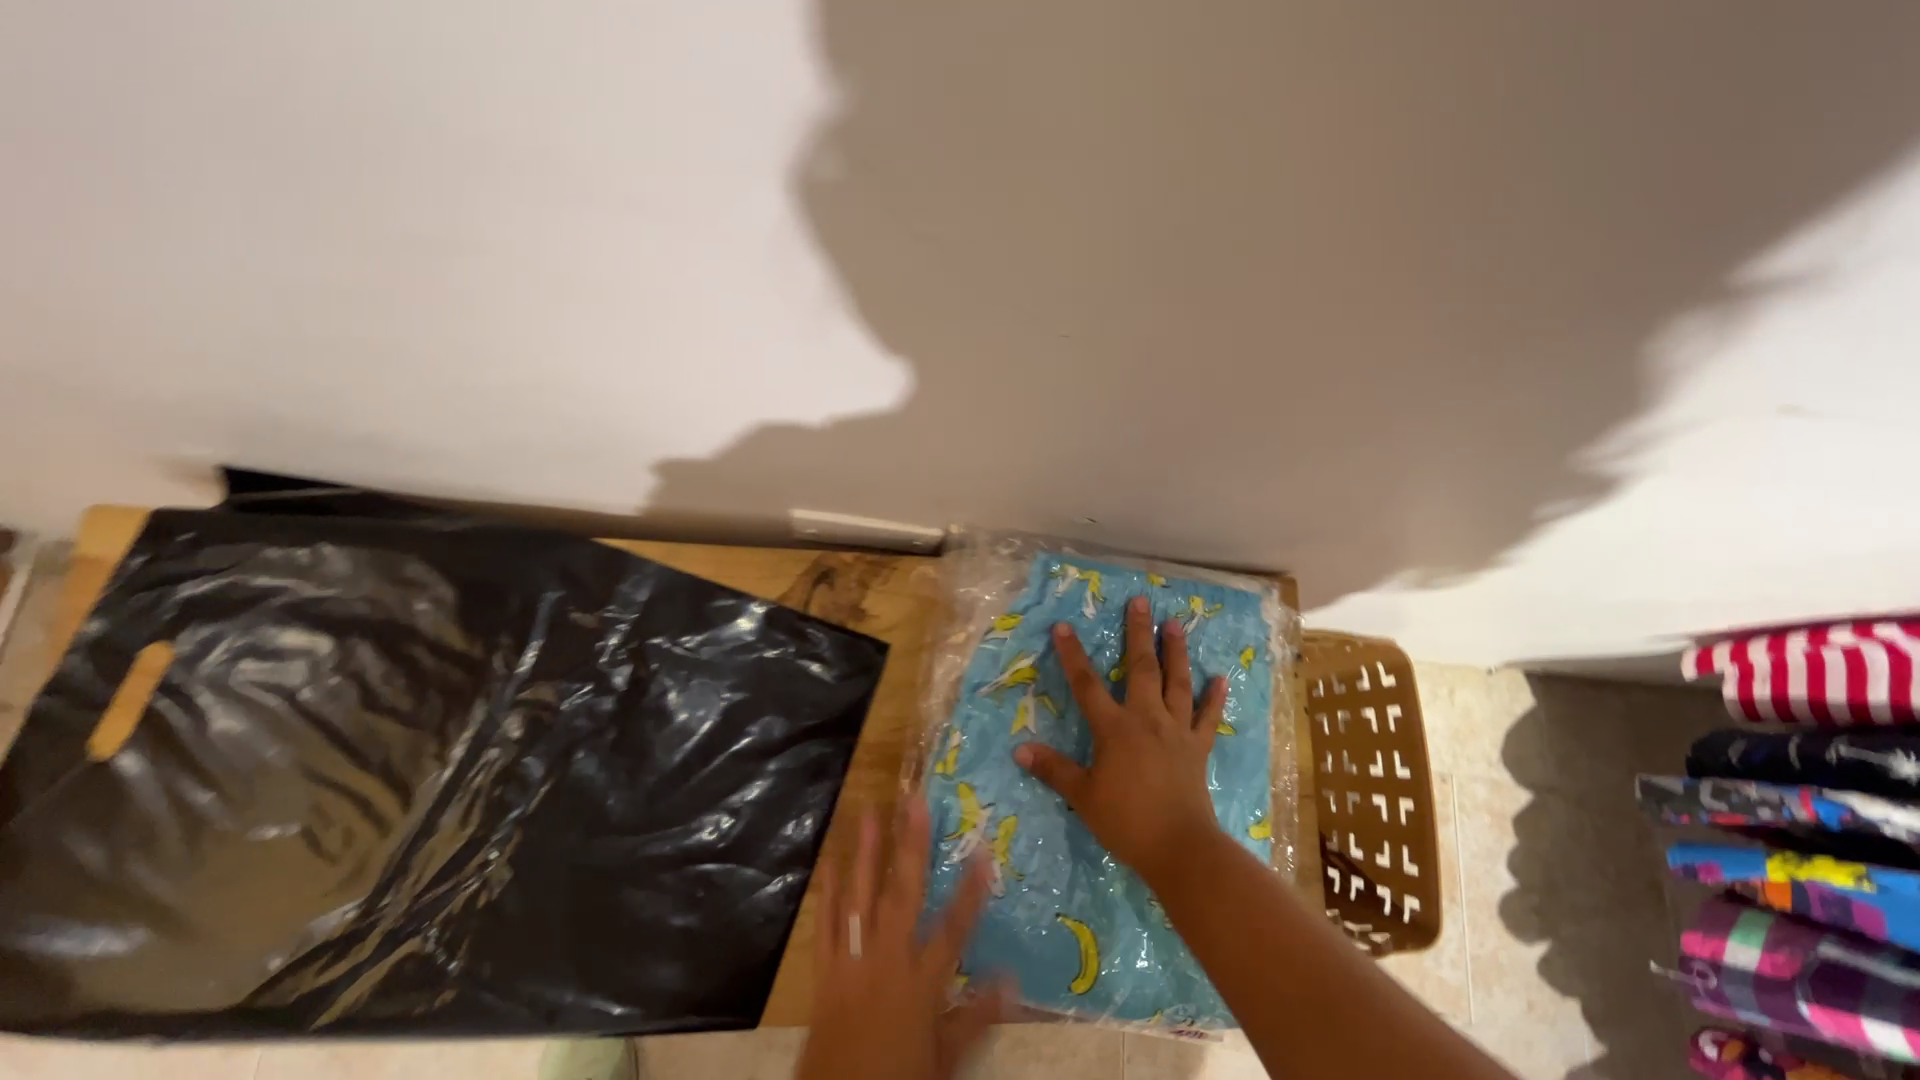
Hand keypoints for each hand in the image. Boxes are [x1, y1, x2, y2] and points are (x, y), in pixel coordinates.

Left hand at [796, 798, 1007, 1079]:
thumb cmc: (899, 1076)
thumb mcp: (946, 1057)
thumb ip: (976, 1016)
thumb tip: (1011, 980)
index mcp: (922, 981)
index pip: (954, 927)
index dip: (972, 889)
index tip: (983, 850)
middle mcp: (887, 959)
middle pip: (904, 894)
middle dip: (911, 846)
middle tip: (915, 803)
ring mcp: (852, 960)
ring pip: (861, 897)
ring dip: (866, 853)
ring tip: (870, 813)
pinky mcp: (825, 969)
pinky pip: (825, 924)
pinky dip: (827, 892)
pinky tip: (829, 861)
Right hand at [1014, 594, 1228, 884]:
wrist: (1180, 848)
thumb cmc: (1126, 822)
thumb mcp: (1082, 797)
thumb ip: (1054, 769)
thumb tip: (1020, 749)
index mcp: (1114, 729)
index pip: (1087, 684)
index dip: (1073, 655)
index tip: (1064, 626)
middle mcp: (1146, 719)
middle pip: (1140, 668)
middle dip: (1138, 633)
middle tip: (1141, 601)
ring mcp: (1177, 731)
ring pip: (1177, 683)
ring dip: (1176, 652)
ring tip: (1176, 624)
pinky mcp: (1198, 748)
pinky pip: (1208, 717)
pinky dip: (1214, 698)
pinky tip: (1220, 678)